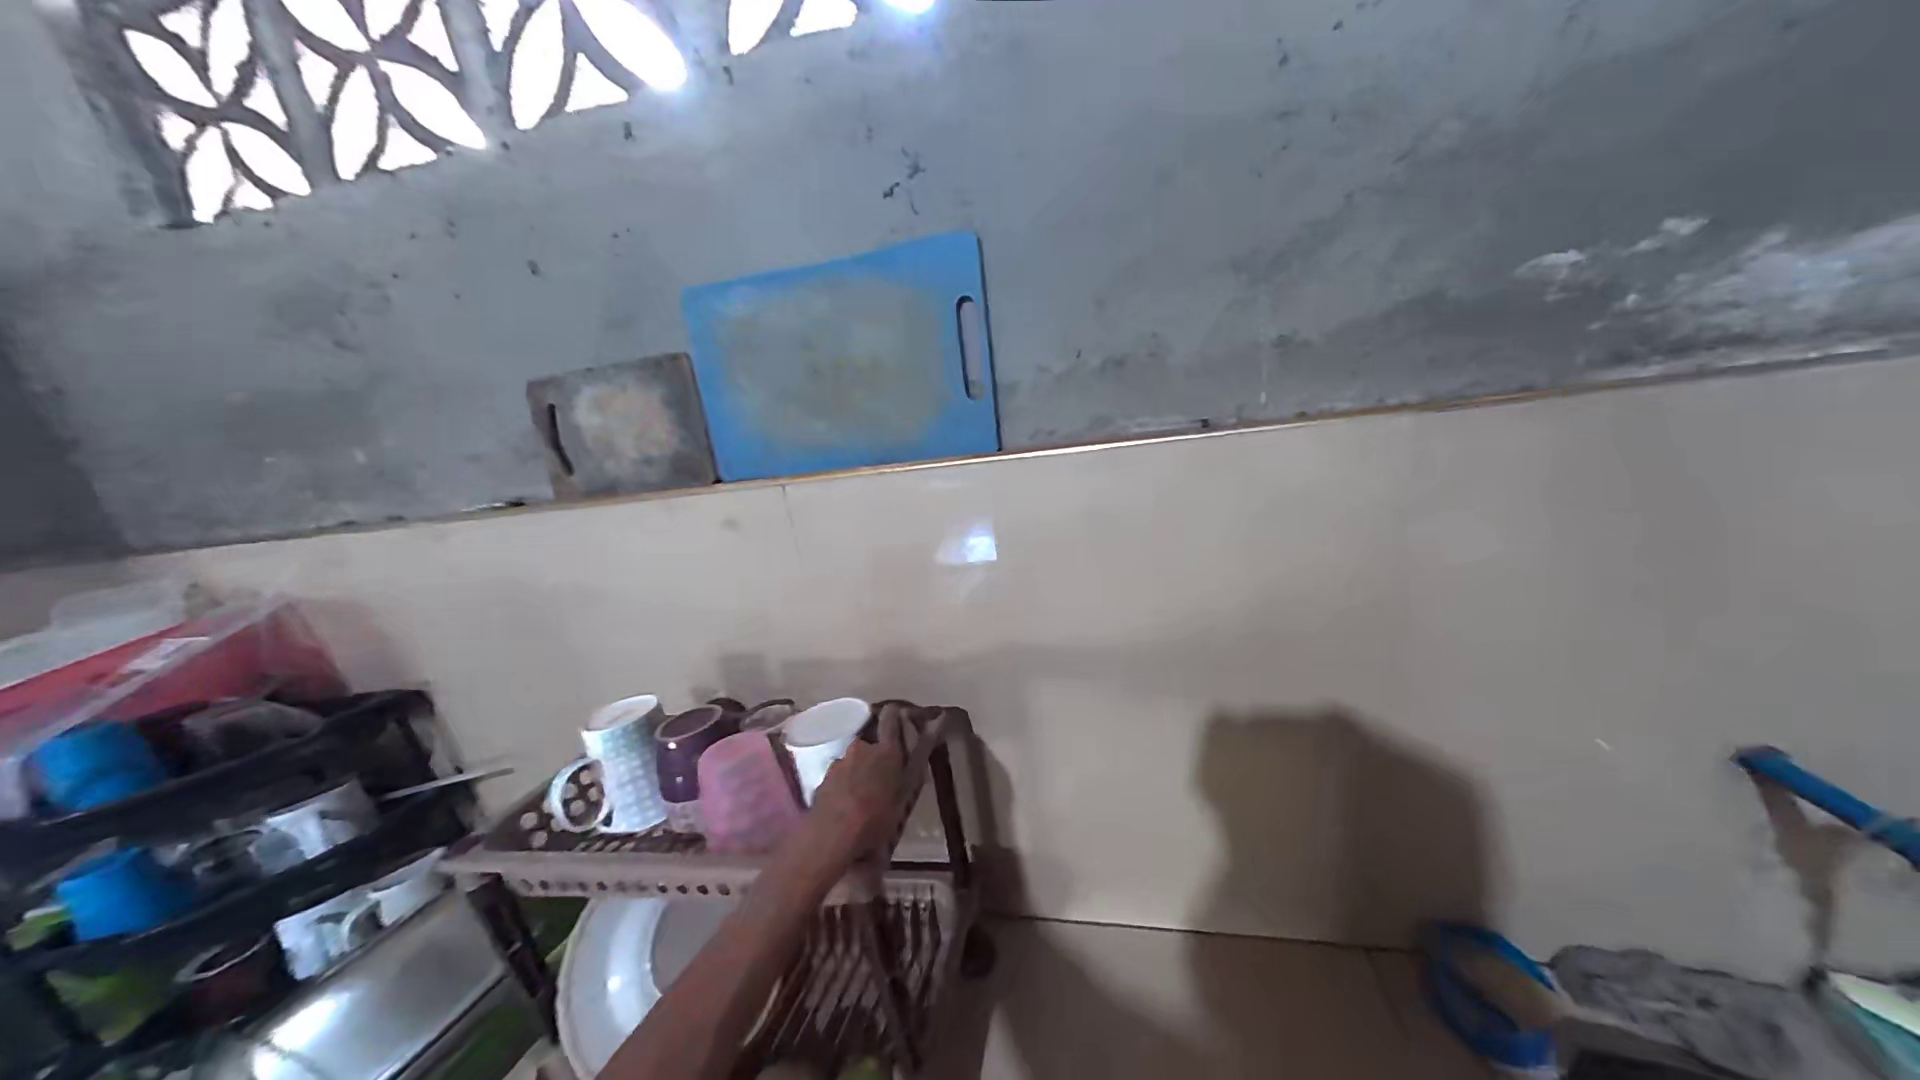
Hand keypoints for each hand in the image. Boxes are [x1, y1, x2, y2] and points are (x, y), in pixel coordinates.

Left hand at [805, 707, 907, 860]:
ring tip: (861, 797)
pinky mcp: (822, 779)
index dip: (894, 715)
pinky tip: (845, 806)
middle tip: (880, 779)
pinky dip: (843, 785)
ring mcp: (838, 763)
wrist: (832, 836)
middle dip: (874, 758)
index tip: (897, 712)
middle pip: (868, 746)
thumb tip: (922, 750)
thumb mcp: (903, 799)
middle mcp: (860, 749)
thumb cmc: (876, 818)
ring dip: (857, 773)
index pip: (890, 721)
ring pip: (852, 762)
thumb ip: (912, 772)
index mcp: (886, 752)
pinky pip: (838, 777)